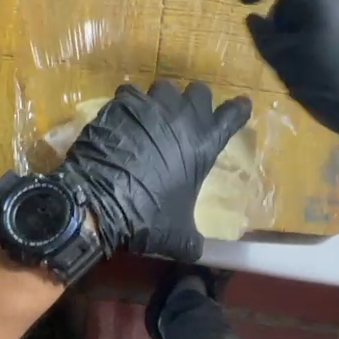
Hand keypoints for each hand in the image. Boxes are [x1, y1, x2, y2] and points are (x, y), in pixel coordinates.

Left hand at [59, 81, 249, 261]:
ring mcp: (150, 108)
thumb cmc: (146, 217)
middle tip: (185, 119)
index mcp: (204, 145)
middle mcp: (182, 119)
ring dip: (161, 101)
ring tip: (151, 118)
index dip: (238, 110)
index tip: (240, 106)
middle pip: (199, 92)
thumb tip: (197, 251)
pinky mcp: (121, 105)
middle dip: (194, 102)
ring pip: (164, 88)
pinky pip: (130, 95)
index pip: (233, 116)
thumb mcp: (178, 236)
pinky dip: (128, 106)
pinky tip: (122, 121)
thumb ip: (193, 239)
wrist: (98, 202)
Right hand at [241, 0, 338, 150]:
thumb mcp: (284, 65)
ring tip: (310, 50)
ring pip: (328, 1)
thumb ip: (263, 35)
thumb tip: (255, 17)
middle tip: (281, 41)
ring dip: (311, 18)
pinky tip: (335, 54)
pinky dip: (334, 25)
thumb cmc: (327, 88)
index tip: (246, 2)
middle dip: (287, 10)